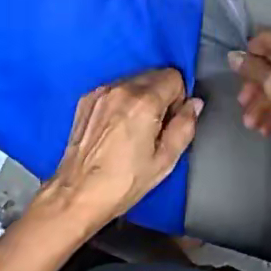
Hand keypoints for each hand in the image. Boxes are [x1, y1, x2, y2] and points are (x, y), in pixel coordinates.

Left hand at [36, 68, 201, 231]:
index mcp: (144, 102)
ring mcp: (101, 93)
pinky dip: (122, 100)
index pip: (174, 76)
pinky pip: (115, 89)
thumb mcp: (165, 161)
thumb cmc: (123, 183)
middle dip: (162, 94)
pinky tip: (116, 127)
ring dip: (142, 96)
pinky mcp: (86, 100)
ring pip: (135, 80)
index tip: (171, 120)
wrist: (76, 196)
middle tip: (155, 127)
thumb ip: (185, 126)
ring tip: (133, 128)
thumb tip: (194, 104)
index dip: (179, 98)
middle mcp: (121, 89)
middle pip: (155, 74)